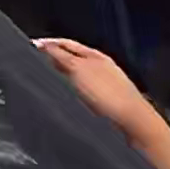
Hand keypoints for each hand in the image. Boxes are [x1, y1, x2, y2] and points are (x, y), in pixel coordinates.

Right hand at [37, 38, 162, 141]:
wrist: (136, 125)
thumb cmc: (108, 94)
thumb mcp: (77, 70)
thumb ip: (59, 56)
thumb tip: (42, 45)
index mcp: (95, 55)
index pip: (66, 43)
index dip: (49, 44)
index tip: (32, 47)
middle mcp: (101, 67)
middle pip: (72, 59)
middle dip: (55, 60)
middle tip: (38, 64)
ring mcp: (107, 85)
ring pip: (78, 76)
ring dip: (64, 77)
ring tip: (50, 81)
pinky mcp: (109, 103)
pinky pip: (85, 92)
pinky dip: (74, 92)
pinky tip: (69, 99)